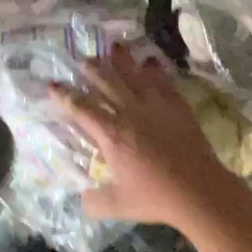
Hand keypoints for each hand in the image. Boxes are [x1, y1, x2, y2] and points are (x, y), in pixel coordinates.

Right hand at [51, 46, 239, 227]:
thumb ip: (96, 202)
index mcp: (111, 135)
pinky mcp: (177, 107)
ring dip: (122, 61)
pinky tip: (150, 61)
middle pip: (107, 84)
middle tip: (82, 58)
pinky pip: (163, 82)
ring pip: (134, 76)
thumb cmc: (155, 198)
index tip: (53, 84)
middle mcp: (130, 114)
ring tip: (113, 46)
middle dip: (93, 69)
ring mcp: (156, 107)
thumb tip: (82, 201)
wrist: (198, 190)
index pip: (82, 109)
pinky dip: (155, 70)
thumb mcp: (119, 205)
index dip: (65, 96)